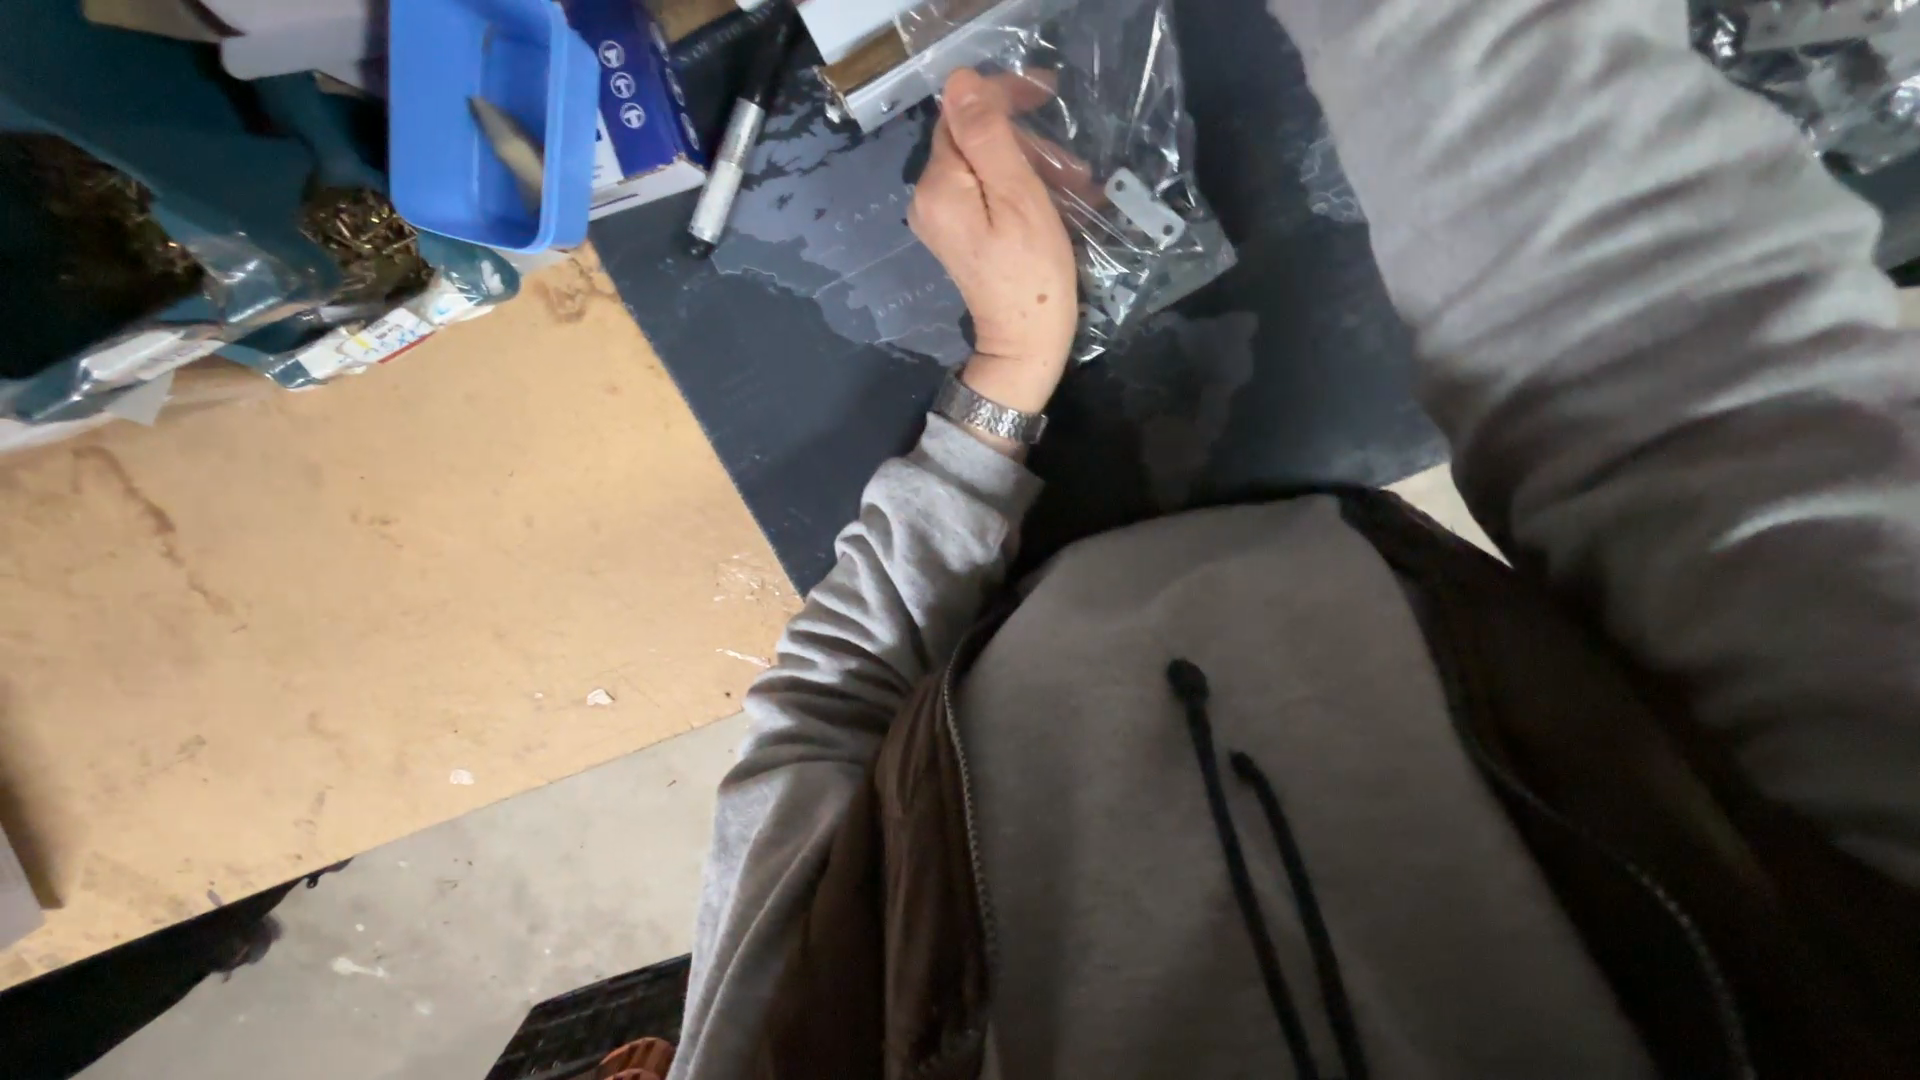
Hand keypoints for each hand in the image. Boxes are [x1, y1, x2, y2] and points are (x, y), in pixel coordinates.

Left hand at [910, 69, 1078, 419]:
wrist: (1025, 343)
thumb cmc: (1032, 274)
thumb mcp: (1018, 197)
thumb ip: (987, 137)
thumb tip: (960, 80)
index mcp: (939, 185)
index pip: (961, 112)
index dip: (1003, 96)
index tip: (1048, 93)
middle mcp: (927, 198)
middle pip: (973, 139)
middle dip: (1025, 140)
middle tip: (1073, 165)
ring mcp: (940, 219)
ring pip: (984, 165)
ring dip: (1031, 166)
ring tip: (1076, 187)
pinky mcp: (956, 234)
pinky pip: (985, 192)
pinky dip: (1019, 189)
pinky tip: (1055, 201)